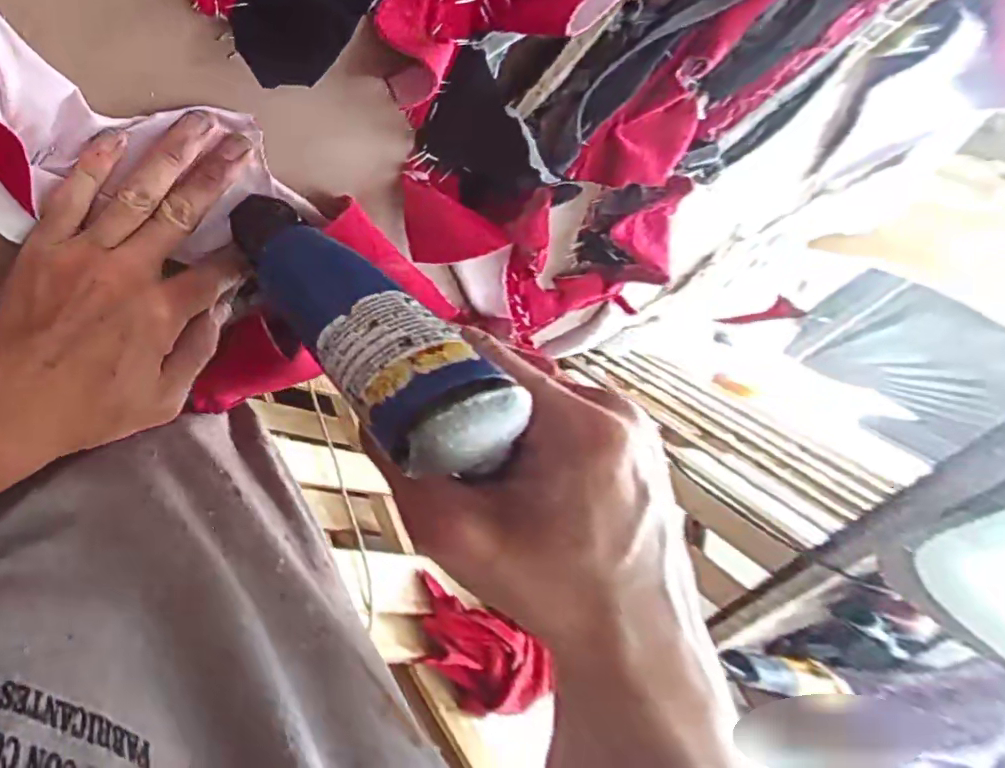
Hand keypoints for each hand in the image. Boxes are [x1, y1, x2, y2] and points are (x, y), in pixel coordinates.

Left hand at [0, 112, 255, 471]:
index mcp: (159, 312)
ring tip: (198, 122)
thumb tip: (219, 309)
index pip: (214, 272)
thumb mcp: (160, 402)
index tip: (254, 232)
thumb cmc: (88, 409)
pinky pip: (73, 196)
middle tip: (241, 140)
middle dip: (217, 174)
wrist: (12, 403)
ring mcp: (85, 252)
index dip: (239, 253)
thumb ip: (197, 353)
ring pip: (137, 192)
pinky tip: (119, 137)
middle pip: (183, 212)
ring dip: (171, 153)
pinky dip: (95, 164)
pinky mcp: (47, 244)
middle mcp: (128, 271)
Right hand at [368, 335, 710, 670]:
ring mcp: (633, 428)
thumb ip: (399, 468)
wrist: (637, 651)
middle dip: (465, 393)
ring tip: (473, 458)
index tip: (404, 383)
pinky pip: (564, 415)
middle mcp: (614, 411)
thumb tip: (367, 417)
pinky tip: (515, 472)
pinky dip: (530, 430)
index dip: (435, 361)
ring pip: (536, 392)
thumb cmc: (549, 591)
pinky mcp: (637, 448)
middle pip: (512, 372)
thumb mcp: (451, 531)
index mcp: (579, 422)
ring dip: (497, 413)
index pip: (487, 353)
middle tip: (433, 430)